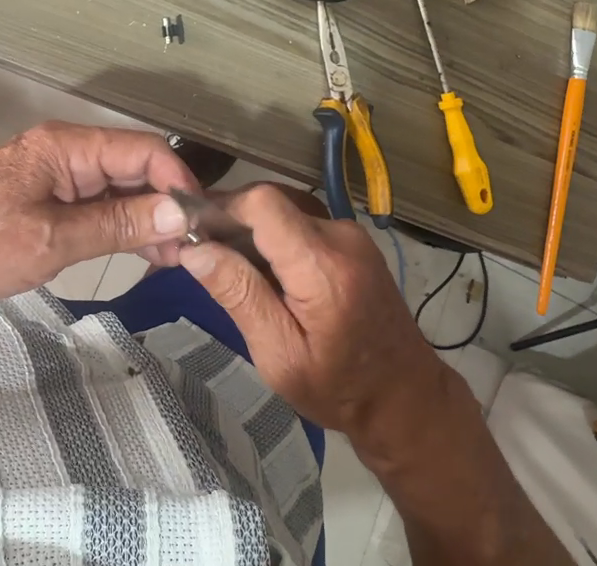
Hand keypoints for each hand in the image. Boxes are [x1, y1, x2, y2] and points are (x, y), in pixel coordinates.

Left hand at [0, 122, 200, 315]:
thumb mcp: (51, 239)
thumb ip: (118, 224)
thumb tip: (180, 212)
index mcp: (68, 148)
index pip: (145, 151)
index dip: (179, 183)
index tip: (205, 225)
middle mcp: (65, 156)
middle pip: (133, 169)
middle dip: (166, 204)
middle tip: (196, 252)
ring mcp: (51, 182)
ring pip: (115, 191)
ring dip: (145, 220)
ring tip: (176, 260)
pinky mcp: (39, 208)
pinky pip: (92, 210)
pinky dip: (118, 229)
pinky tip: (139, 254)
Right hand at [178, 184, 446, 438]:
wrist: (404, 396)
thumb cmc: (339, 388)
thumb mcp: (280, 356)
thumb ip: (240, 296)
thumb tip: (194, 249)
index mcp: (324, 266)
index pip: (264, 203)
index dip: (222, 208)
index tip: (191, 231)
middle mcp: (341, 236)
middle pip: (270, 201)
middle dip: (230, 219)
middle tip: (199, 252)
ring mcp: (349, 234)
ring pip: (282, 208)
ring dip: (248, 227)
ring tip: (223, 262)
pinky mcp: (350, 239)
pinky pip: (299, 220)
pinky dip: (271, 234)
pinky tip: (257, 267)